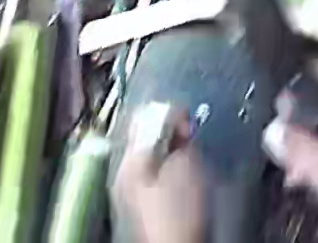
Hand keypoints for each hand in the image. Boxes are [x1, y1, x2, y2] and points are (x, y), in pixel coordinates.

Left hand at [114, 103, 207, 242]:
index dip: (169, 111)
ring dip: (173, 148)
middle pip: (147, 135)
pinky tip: (186, 174)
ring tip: (192, 153)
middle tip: (192, 136)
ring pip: (154, 153)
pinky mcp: (144, 203)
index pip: (144, 117)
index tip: (188, 119)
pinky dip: (171, 165)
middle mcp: (125, 171)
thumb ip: (181, 134)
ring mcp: (132, 189)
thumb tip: (180, 122)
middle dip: (172, 131)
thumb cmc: (180, 206)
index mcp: (130, 159)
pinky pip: (157, 171)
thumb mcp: (187, 162)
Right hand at [262, 72, 317, 242]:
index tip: (266, 118)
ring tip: (292, 172)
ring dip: (306, 143)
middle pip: (314, 98)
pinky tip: (309, 177)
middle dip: (294, 124)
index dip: (285, 96)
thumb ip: (299, 147)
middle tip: (278, 152)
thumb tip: (269, 127)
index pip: (308, 74)